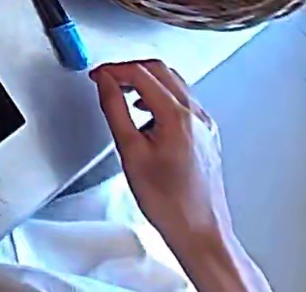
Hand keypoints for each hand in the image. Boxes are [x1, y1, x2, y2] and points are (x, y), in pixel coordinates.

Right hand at [94, 61, 263, 291]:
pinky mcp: (207, 134)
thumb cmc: (170, 203)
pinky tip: (148, 113)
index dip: (114, 70)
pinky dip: (161, 95)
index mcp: (177, 116)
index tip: (98, 75)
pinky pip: (182, 100)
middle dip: (130, 69)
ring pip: (173, 82)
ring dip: (146, 80)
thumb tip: (105, 82)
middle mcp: (195, 115)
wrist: (201, 235)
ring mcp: (204, 124)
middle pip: (159, 70)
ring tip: (125, 93)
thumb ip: (114, 108)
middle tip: (109, 78)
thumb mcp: (130, 152)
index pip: (140, 73)